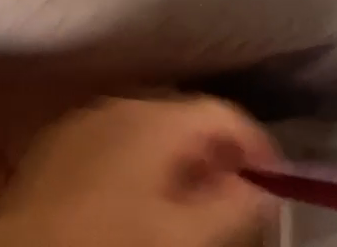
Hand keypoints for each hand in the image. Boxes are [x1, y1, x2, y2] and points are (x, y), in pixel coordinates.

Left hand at [0, 97, 282, 246]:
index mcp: (156, 119)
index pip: (224, 114)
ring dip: (178, 162)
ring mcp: (86, 119)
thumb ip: (231, 207)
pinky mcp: (60, 141)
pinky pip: (116, 141)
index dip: (258, 149)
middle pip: (186, 119)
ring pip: (150, 130)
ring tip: (188, 208)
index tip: (276, 188)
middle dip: (216, 156)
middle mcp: (120, 104)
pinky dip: (139, 164)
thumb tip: (259, 187)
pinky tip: (137, 202)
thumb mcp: (182, 238)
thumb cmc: (110, 242)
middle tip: (234, 202)